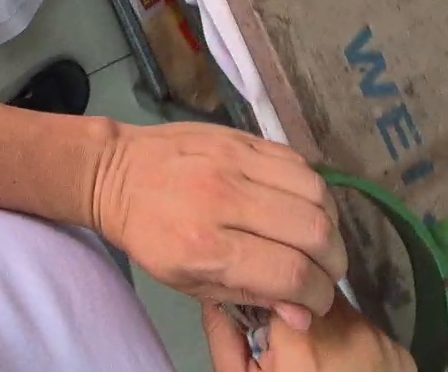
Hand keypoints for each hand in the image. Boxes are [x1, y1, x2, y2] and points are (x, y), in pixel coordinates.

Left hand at [87, 123, 346, 328]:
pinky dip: (308, 186)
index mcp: (206, 245)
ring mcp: (232, 158)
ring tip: (314, 236)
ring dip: (327, 220)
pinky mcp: (236, 134)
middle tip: (322, 270)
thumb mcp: (187, 282)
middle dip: (332, 260)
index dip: (318, 295)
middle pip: (314, 229)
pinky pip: (294, 158)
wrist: (114, 171)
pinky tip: (296, 202)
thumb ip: (249, 296)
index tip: (315, 299)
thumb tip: (304, 312)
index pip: (292, 272)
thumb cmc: (148, 234)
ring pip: (314, 189)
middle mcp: (224, 197)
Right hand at [203, 297, 417, 371]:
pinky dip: (356, 347)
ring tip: (321, 365)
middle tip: (292, 347)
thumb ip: (225, 336)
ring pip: (341, 309)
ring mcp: (380, 340)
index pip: (276, 280)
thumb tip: (217, 295)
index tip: (263, 316)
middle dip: (298, 308)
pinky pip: (368, 334)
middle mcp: (345, 326)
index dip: (268, 293)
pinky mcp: (403, 356)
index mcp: (301, 336)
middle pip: (310, 291)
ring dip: (327, 325)